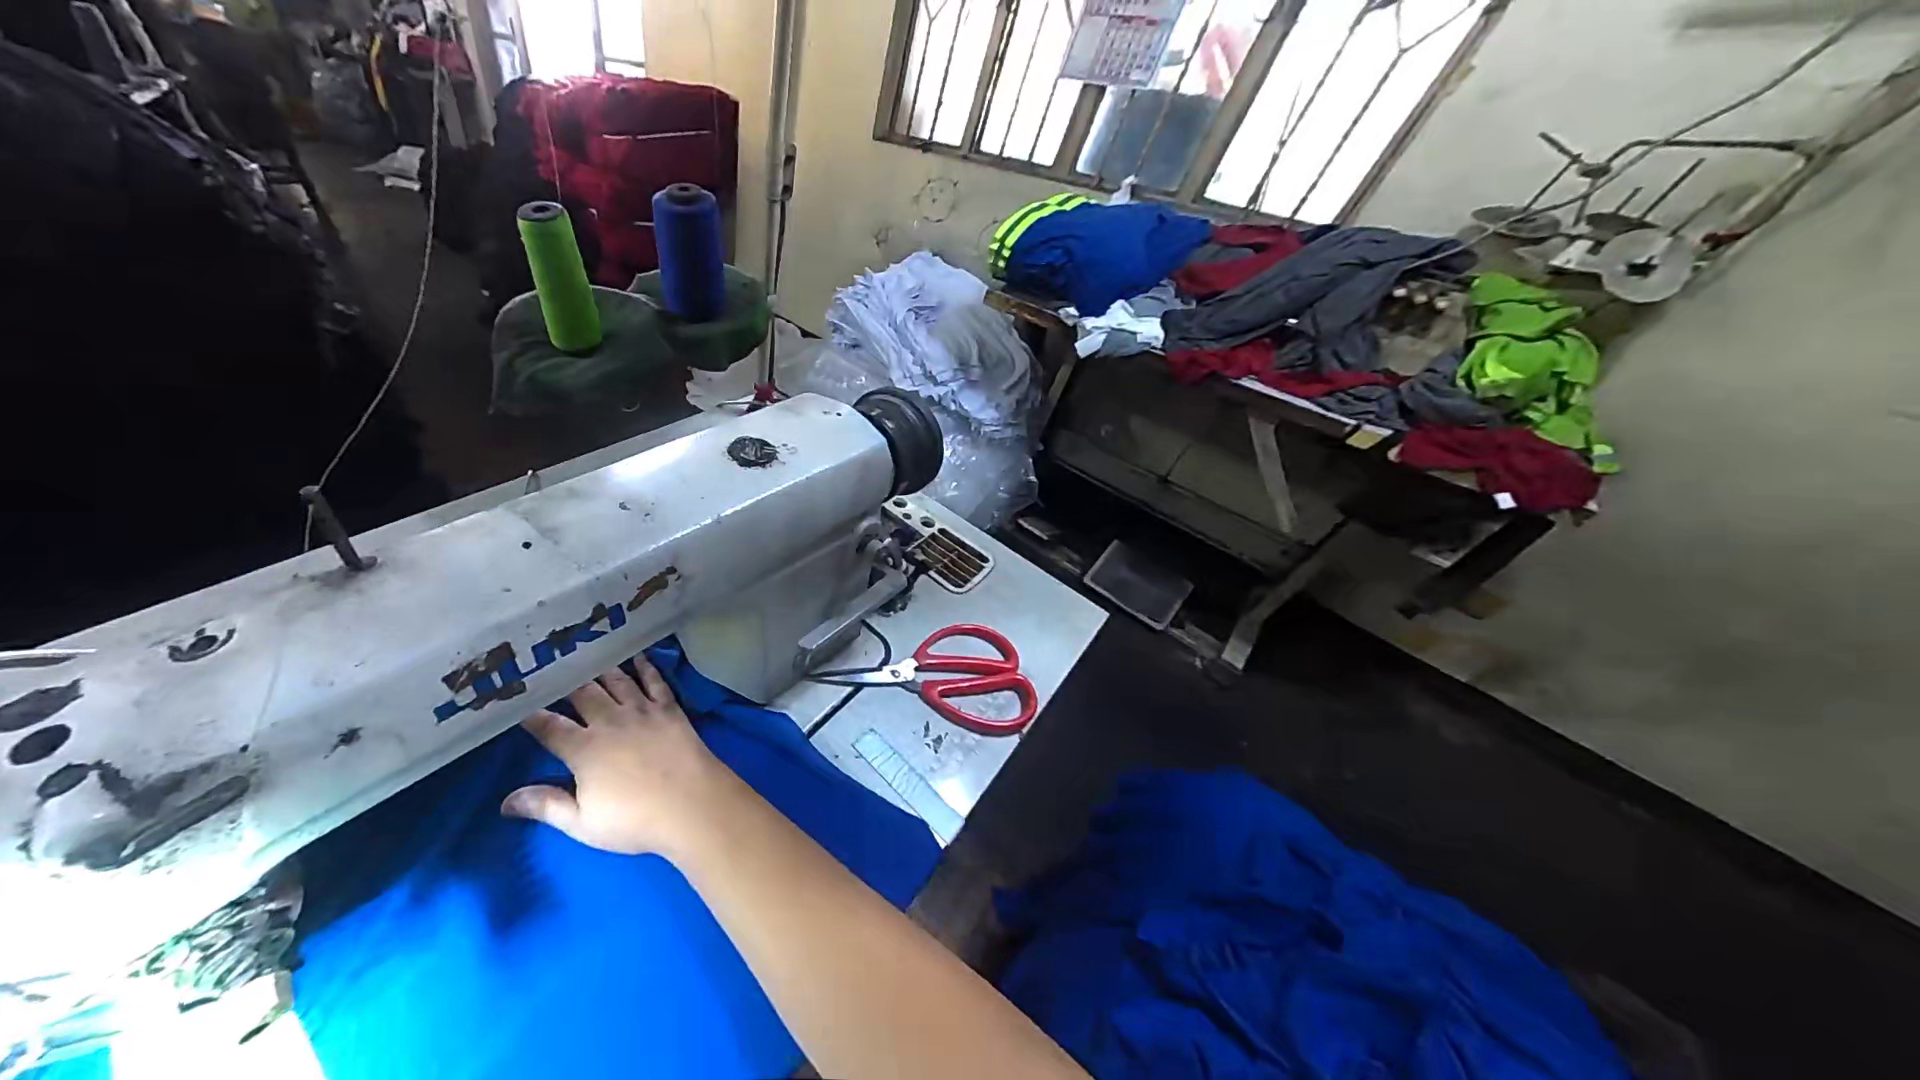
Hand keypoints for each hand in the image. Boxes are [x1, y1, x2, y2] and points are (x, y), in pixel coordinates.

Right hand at [501, 653, 731, 856]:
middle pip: (583, 694)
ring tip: (588, 654)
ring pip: (617, 682)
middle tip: (553, 667)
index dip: (531, 714)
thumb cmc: (635, 820)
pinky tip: (639, 656)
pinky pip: (655, 682)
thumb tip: (505, 800)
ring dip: (601, 669)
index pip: (549, 727)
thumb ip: (545, 806)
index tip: (517, 701)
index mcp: (584, 749)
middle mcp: (611, 722)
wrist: (693, 804)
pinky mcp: (670, 710)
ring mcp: (642, 712)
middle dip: (566, 681)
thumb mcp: (582, 823)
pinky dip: (646, 667)